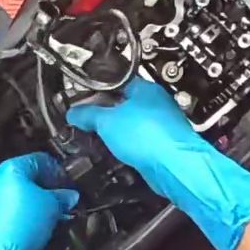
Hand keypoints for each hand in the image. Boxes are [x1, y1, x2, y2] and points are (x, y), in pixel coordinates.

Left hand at [0, 152, 78, 249]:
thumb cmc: (24, 224)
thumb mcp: (51, 208)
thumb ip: (62, 197)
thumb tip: (70, 195)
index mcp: (12, 167)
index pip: (41, 160)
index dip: (58, 171)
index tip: (69, 186)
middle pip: (28, 174)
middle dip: (47, 186)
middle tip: (61, 199)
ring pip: (18, 189)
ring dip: (35, 198)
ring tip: (49, 212)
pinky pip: (8, 202)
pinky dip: (22, 207)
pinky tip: (31, 221)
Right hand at [66, 77, 249, 249]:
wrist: (174, 167)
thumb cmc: (150, 137)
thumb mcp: (107, 121)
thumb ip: (88, 115)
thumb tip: (75, 113)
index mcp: (145, 89)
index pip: (116, 82)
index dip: (97, 91)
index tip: (82, 101)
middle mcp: (156, 104)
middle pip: (123, 104)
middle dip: (104, 114)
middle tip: (87, 121)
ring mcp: (160, 125)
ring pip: (131, 124)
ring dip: (115, 131)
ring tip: (99, 137)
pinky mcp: (161, 145)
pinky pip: (138, 141)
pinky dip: (127, 145)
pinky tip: (117, 152)